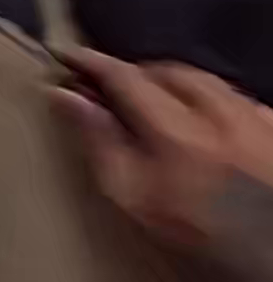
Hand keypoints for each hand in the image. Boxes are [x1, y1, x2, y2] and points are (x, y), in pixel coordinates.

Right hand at [52, 47, 272, 269]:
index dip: (89, 61)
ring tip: (161, 97)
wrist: (267, 268)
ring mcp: (270, 139)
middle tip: (112, 79)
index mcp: (180, 135)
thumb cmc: (195, 234)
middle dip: (139, 70)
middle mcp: (230, 127)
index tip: (63, 55)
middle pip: (178, 75)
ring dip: (184, 85)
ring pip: (223, 89)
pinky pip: (261, 111)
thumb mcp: (130, 195)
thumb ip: (97, 141)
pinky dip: (230, 105)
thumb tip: (63, 94)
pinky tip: (217, 120)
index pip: (124, 77)